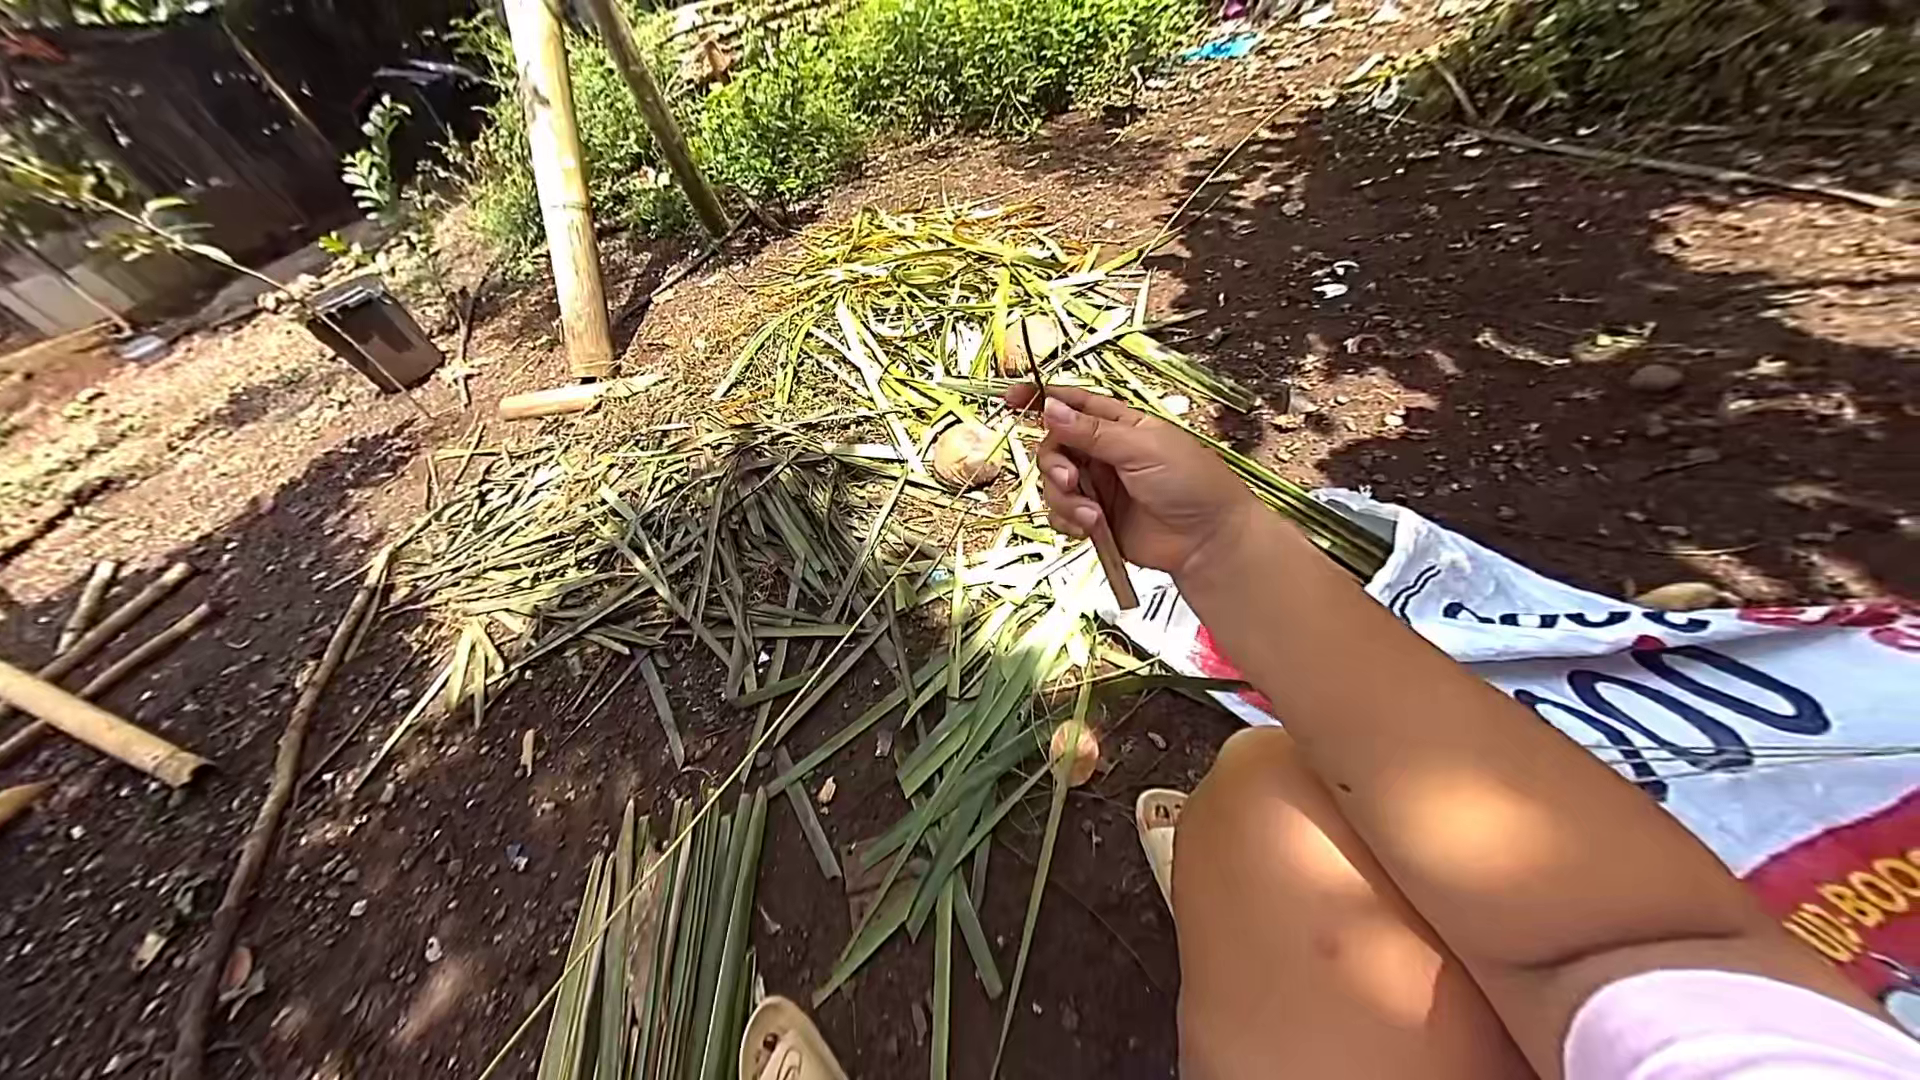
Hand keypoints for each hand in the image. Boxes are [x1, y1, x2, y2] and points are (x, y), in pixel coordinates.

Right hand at [1003, 383, 1263, 579]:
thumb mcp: (1142, 448)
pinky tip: (1091, 528)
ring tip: (1093, 515)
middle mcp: (1102, 454)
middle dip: (1055, 465)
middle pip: (1054, 448)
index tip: (1011, 398)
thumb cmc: (1191, 484)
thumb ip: (1092, 431)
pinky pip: (1061, 515)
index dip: (1041, 399)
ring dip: (1065, 500)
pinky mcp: (1093, 519)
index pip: (1073, 404)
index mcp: (1119, 425)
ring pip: (1053, 485)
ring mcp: (1096, 487)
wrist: (1206, 541)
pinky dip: (1070, 521)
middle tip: (1071, 480)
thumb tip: (1050, 408)